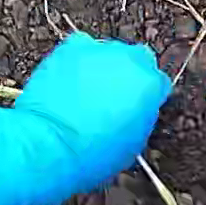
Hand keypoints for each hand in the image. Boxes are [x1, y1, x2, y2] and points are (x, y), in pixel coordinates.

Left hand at [0, 32, 169, 204]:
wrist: (48, 146)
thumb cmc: (88, 155)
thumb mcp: (130, 148)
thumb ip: (140, 120)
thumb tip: (135, 114)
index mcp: (150, 86)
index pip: (157, 84)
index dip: (144, 98)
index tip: (134, 107)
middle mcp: (129, 61)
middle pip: (135, 62)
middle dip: (125, 78)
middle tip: (110, 100)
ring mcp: (98, 51)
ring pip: (107, 54)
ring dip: (100, 69)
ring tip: (84, 94)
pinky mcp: (70, 49)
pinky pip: (80, 50)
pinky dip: (76, 62)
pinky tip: (69, 82)